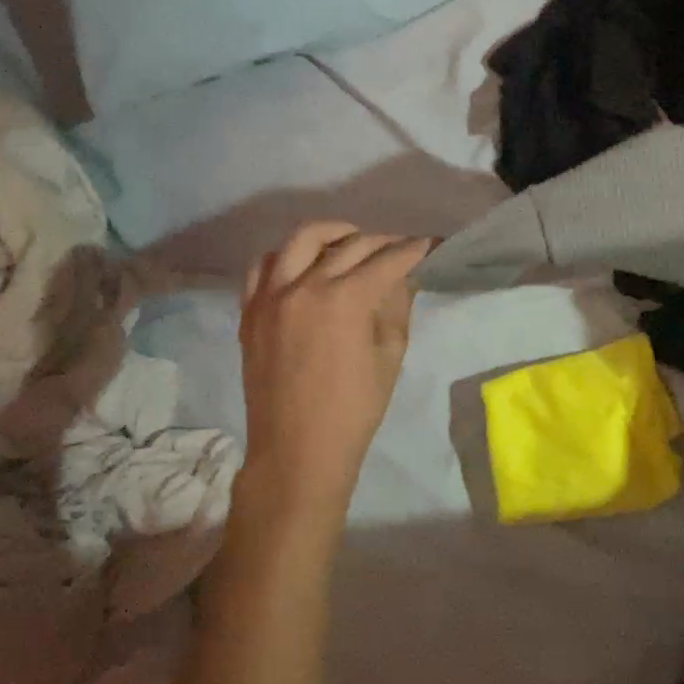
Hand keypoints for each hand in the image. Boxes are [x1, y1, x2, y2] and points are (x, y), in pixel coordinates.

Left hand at [238, 223, 432, 502]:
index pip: (388, 260)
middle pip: (350, 244)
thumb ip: (395, 307)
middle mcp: (304, 286)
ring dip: (334, 235)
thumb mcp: (390, 355)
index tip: (432, 244)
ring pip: (301, 239)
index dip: (415, 249)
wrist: (298, 448)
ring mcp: (271, 296)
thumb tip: (401, 279)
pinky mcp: (250, 311)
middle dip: (383, 242)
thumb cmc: (355, 408)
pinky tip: (307, 266)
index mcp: (345, 300)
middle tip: (402, 249)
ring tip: (352, 243)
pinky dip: (289, 256)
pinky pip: (264, 265)